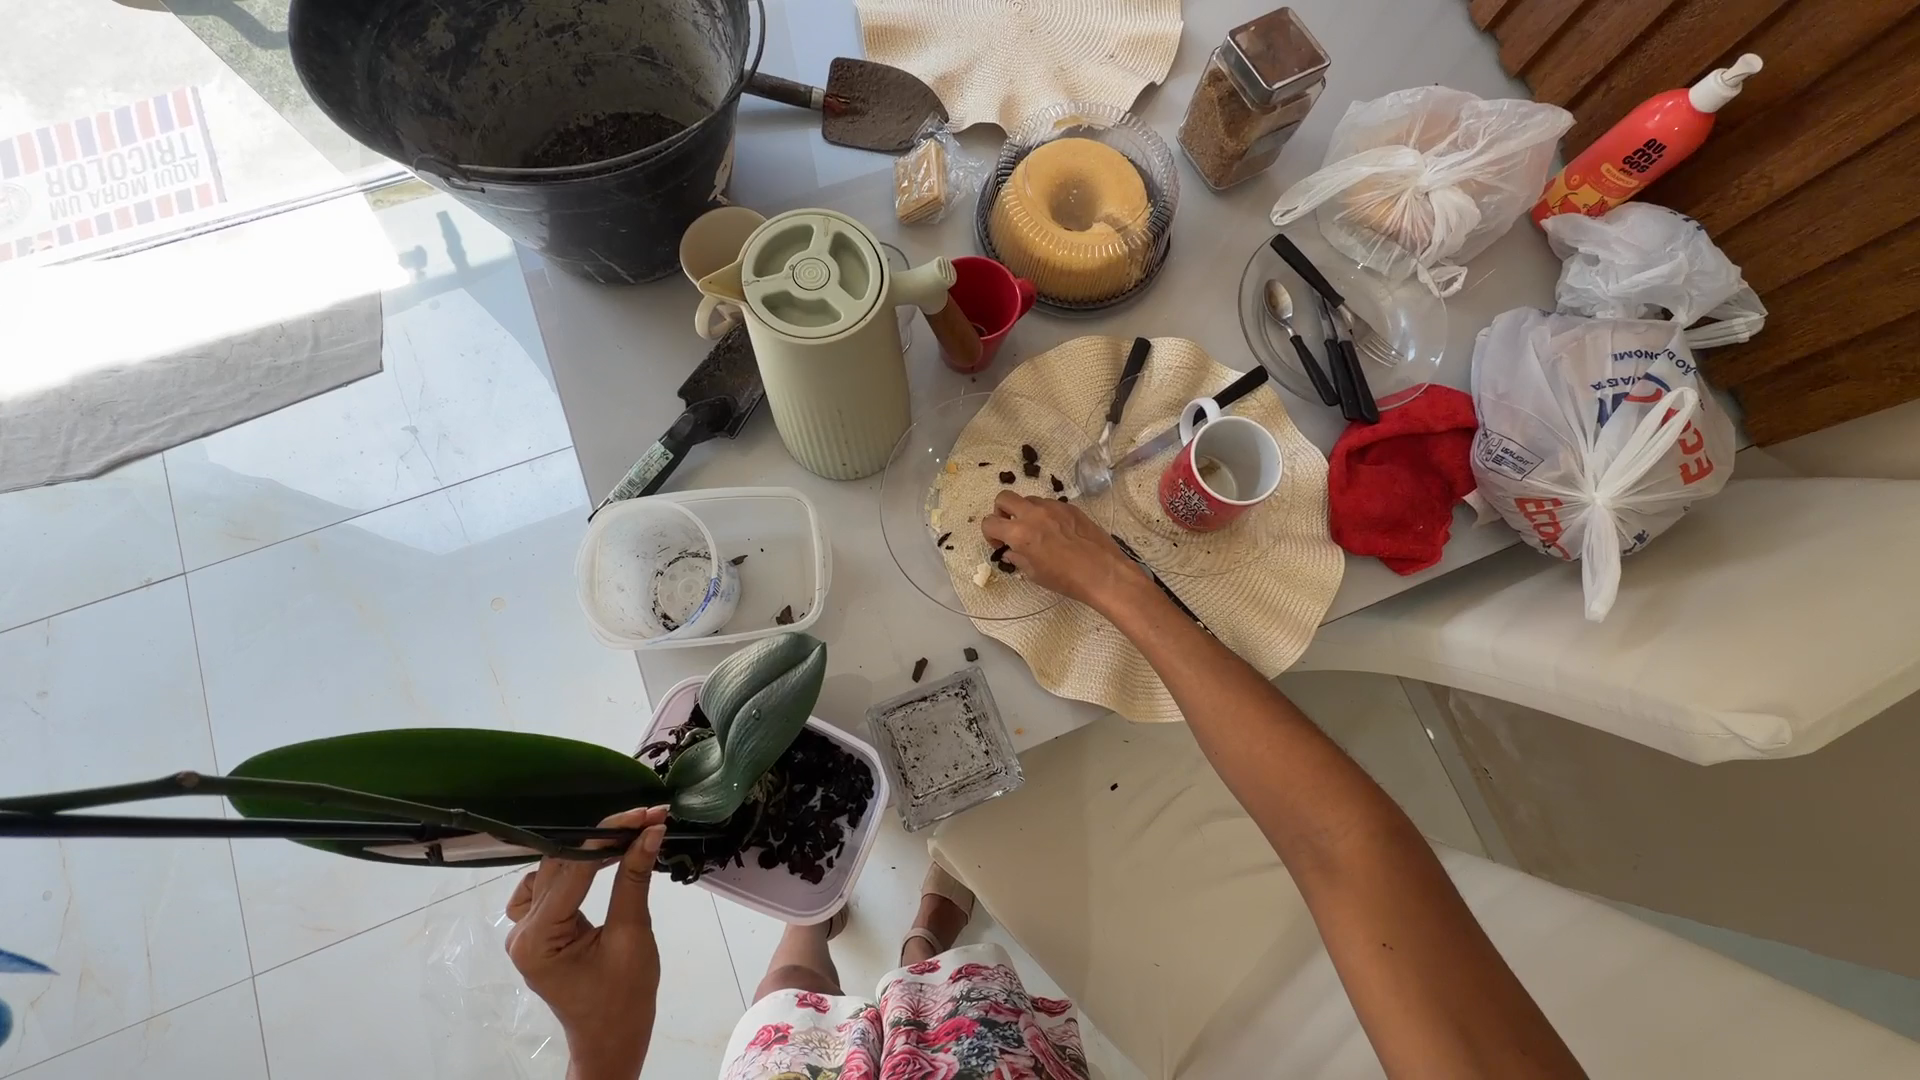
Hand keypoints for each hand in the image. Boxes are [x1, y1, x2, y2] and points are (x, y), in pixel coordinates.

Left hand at [506, 806, 668, 1079]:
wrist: (611, 1038)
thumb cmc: (623, 996)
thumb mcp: (632, 934)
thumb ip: (634, 879)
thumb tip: (651, 831)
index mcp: (537, 937)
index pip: (573, 868)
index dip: (610, 835)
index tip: (647, 815)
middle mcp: (521, 929)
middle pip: (561, 864)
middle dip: (606, 836)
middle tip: (648, 818)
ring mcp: (525, 929)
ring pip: (554, 869)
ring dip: (593, 847)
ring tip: (632, 831)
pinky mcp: (539, 928)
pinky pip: (550, 884)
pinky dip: (575, 865)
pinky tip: (599, 855)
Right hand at [979, 492, 1146, 613]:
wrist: (1102, 572)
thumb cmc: (1066, 579)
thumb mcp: (1034, 574)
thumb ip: (1017, 558)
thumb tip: (1010, 551)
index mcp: (1020, 533)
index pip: (989, 522)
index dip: (990, 534)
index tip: (1001, 545)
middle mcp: (1033, 514)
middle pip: (1004, 498)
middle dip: (1001, 512)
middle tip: (1010, 529)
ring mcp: (1053, 507)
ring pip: (1028, 499)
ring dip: (1025, 512)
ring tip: (1036, 531)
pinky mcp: (1070, 507)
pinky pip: (1049, 504)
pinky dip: (1045, 514)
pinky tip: (1056, 531)